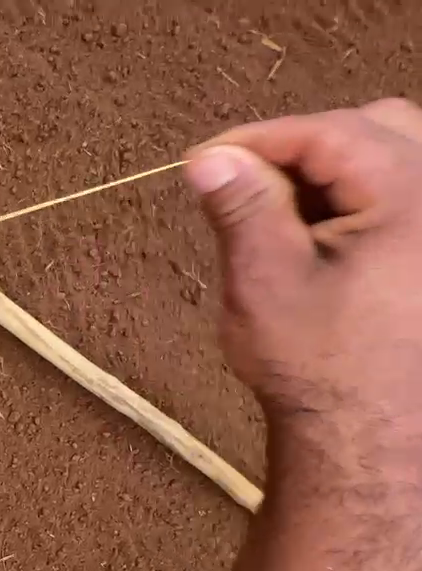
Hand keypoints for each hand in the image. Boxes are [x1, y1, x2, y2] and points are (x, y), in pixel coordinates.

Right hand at [186, 99, 421, 464]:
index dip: (261, 137)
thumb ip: (245, 209)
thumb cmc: (315, 355)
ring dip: (324, 169)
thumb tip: (210, 159)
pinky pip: (403, 187)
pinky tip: (311, 230)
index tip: (199, 160)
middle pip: (377, 125)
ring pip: (395, 151)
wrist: (369, 416)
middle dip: (298, 146)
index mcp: (416, 194)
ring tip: (267, 211)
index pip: (334, 130)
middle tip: (233, 184)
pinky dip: (351, 192)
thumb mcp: (263, 278)